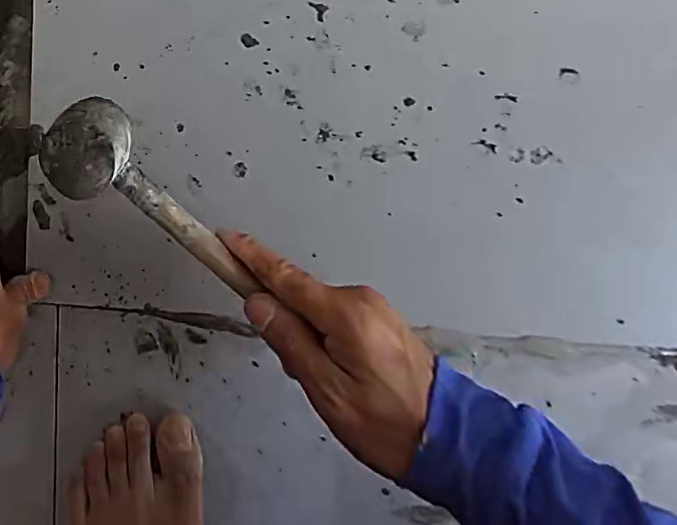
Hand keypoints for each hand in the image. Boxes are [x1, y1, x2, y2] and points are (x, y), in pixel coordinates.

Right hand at [220, 230, 434, 480]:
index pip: (284, 277)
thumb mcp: (328, 392)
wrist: (450, 439)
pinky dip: (324, 334)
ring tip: (327, 382)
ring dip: (306, 333)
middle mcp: (359, 298)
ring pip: (316, 308)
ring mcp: (372, 305)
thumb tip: (258, 303)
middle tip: (294, 367)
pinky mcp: (378, 315)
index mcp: (345, 314)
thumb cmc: (391, 425)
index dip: (250, 256)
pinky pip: (335, 314)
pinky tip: (339, 371)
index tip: (226, 238)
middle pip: (298, 294)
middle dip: (283, 320)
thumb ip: (289, 342)